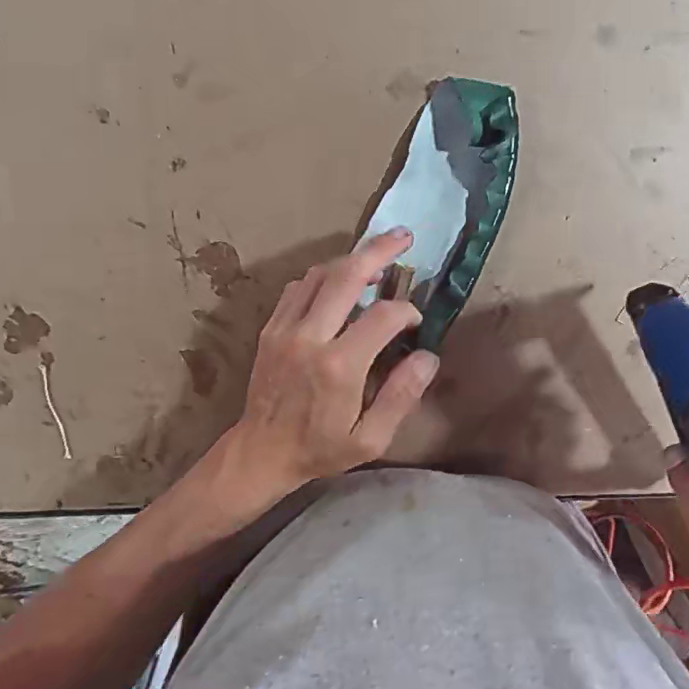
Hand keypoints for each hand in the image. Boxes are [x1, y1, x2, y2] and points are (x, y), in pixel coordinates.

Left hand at [206, 229, 439, 512]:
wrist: (261, 452)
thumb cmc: (320, 449)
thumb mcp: (370, 439)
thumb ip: (401, 396)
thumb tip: (428, 356)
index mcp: (339, 367)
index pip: (383, 316)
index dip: (407, 310)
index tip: (416, 322)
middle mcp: (310, 337)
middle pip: (346, 275)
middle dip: (379, 250)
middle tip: (403, 236)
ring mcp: (284, 329)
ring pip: (319, 274)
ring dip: (350, 259)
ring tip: (375, 256)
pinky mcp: (270, 328)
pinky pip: (297, 287)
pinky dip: (322, 277)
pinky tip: (338, 283)